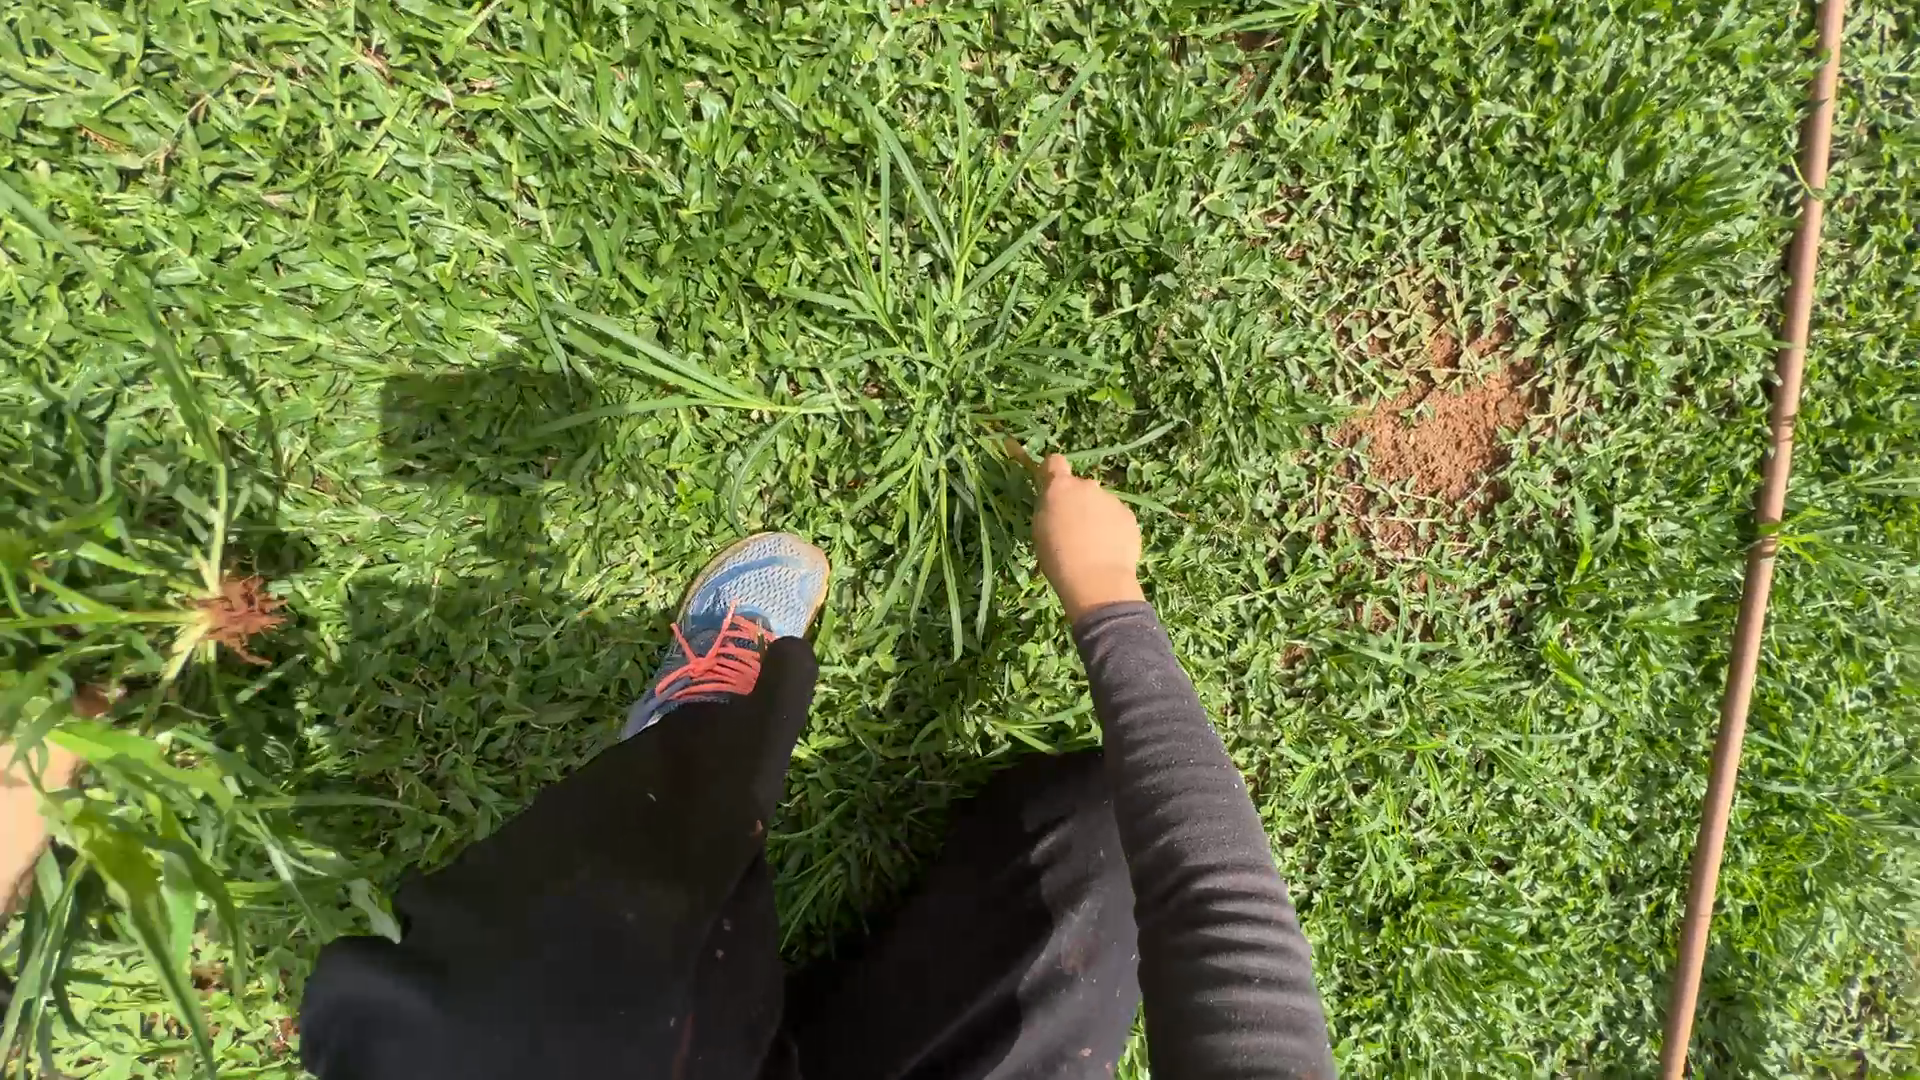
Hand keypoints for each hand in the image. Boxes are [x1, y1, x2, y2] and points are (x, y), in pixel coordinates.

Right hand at [1031, 454, 1145, 622]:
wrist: (1096, 580)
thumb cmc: (1057, 557)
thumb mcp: (1039, 529)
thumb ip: (1049, 507)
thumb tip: (1056, 502)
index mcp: (1060, 487)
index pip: (1054, 462)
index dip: (1051, 472)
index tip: (1050, 487)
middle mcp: (1088, 486)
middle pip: (1080, 487)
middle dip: (1076, 501)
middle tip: (1072, 529)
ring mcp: (1112, 500)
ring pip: (1101, 503)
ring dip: (1096, 516)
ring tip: (1093, 545)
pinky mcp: (1129, 516)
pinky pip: (1117, 517)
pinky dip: (1113, 529)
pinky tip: (1108, 551)